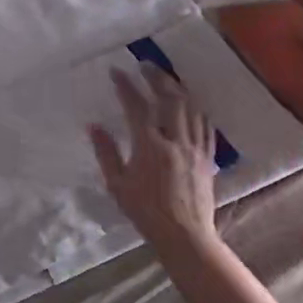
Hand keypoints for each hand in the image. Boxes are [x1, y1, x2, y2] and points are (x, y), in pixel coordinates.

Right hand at [89, 65, 219, 249]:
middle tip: (145, 65)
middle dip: (157, 78)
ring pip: (191, 108)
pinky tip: (190, 104)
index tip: (116, 71)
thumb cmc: (145, 212)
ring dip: (178, 88)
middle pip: (171, 99)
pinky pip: (205, 125)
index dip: (126, 86)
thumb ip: (106, 153)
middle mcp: (176, 142)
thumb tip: (94, 126)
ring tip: (166, 78)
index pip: (137, 107)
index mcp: (150, 147)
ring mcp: (196, 148)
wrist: (185, 236)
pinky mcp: (208, 157)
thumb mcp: (117, 184)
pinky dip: (196, 109)